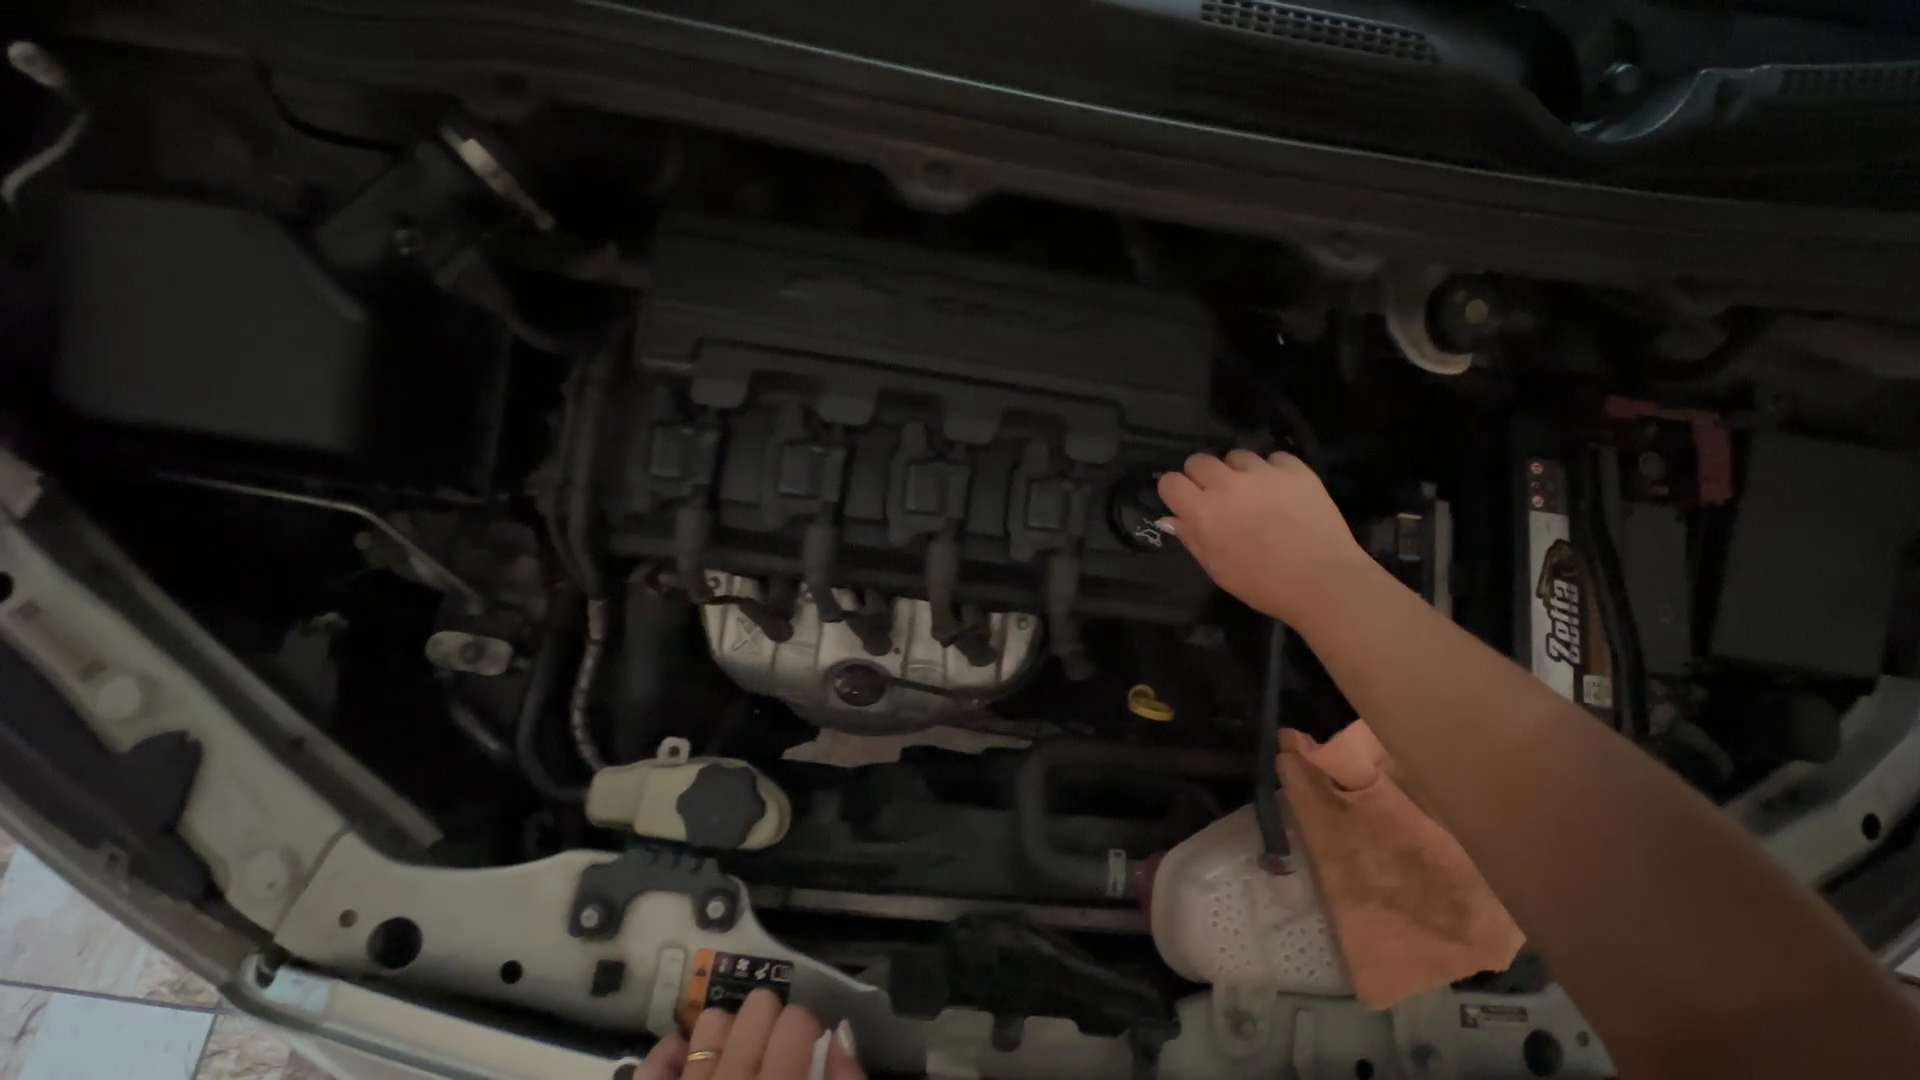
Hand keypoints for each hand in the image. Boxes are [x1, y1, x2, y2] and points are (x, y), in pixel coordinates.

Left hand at [636, 989, 865, 1079]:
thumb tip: (844, 1032)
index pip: (796, 1026)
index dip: (806, 1026)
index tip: (809, 1043)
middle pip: (756, 1015)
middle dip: (770, 1020)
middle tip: (775, 1044)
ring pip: (709, 1029)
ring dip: (726, 1031)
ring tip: (736, 1052)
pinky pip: (654, 1067)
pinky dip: (671, 1052)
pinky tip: (688, 1057)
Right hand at [1156, 450, 1370, 624]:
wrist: (1323, 581)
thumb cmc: (1263, 584)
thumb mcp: (1217, 569)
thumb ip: (1191, 538)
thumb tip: (1171, 518)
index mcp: (1203, 512)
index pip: (1170, 482)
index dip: (1174, 492)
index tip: (1184, 503)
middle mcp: (1228, 484)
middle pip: (1199, 461)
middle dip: (1201, 477)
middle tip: (1216, 498)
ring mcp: (1263, 473)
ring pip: (1236, 455)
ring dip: (1237, 471)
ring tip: (1252, 492)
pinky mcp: (1296, 470)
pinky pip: (1274, 458)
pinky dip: (1273, 471)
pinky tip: (1281, 491)